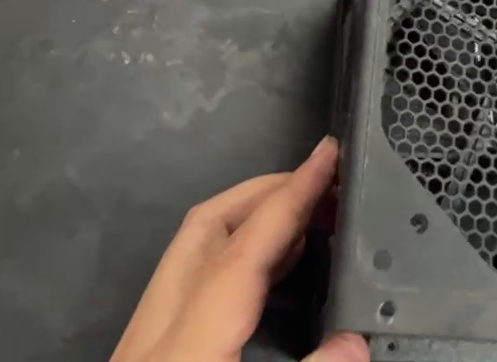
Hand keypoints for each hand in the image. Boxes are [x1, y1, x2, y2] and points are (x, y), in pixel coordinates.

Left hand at [111, 137, 368, 361]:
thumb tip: (355, 340)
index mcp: (186, 343)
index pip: (245, 245)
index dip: (292, 193)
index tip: (329, 153)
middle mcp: (155, 330)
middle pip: (207, 224)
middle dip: (268, 190)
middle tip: (322, 183)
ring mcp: (141, 341)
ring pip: (192, 248)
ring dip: (252, 219)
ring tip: (306, 221)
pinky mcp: (144, 354)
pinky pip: (190, 280)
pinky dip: (235, 257)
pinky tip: (267, 277)